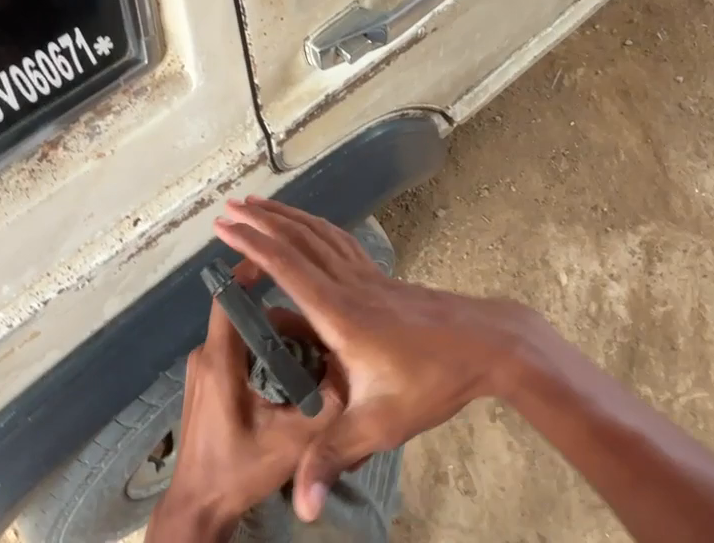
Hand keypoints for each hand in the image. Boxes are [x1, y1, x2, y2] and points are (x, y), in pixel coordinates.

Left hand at [148, 265, 343, 540]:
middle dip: (285, 318)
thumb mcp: (290, 443)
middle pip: (247, 315)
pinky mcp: (208, 382)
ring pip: (245, 335)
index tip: (283, 255)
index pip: (229, 297)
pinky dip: (265, 354)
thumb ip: (323, 408)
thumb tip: (354, 374)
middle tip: (322, 330)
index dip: (252, 271)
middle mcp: (207, 355)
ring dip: (277, 339)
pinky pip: (238, 352)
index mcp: (220, 360)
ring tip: (313, 356)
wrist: (199, 507)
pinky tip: (292, 375)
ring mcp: (204, 368)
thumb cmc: (238, 471)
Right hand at [213, 197, 541, 521]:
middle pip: (299, 241)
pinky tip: (309, 228)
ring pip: (320, 235)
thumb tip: (302, 508)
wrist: (488, 343)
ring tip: (259, 206)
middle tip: (228, 207)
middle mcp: (350, 284)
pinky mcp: (382, 278)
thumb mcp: (382, 424)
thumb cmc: (433, 380)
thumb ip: (336, 456)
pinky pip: (340, 242)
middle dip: (261, 221)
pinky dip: (315, 227)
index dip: (253, 243)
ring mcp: (368, 276)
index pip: (287, 268)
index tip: (225, 224)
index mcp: (340, 313)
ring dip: (287, 218)